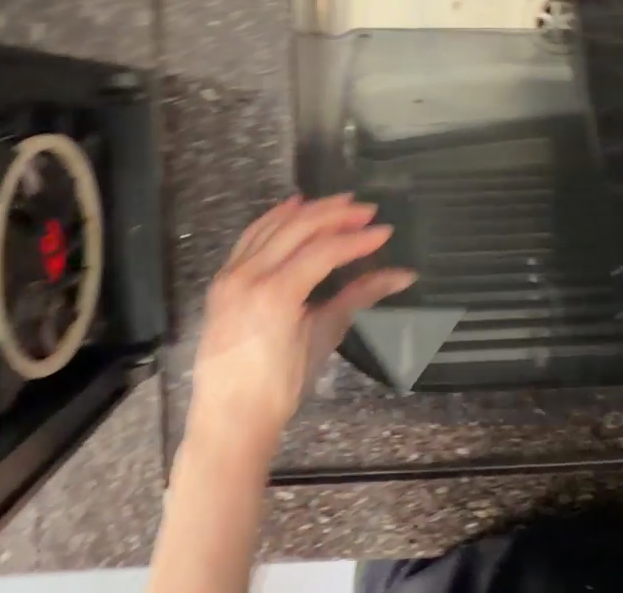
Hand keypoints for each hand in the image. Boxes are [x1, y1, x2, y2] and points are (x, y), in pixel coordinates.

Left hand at [189, 195, 416, 455]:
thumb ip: (359, 297)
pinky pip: (250, 238)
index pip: (324, 250)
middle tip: (366, 210)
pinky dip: (273, 219)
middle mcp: (249, 275)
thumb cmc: (279, 387)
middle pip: (298, 228)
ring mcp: (231, 275)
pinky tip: (292, 209)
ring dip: (306, 211)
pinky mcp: (222, 280)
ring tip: (337, 203)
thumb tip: (400, 276)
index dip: (357, 238)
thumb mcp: (322, 338)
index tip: (384, 231)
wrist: (230, 419)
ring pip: (271, 226)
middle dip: (335, 215)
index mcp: (276, 293)